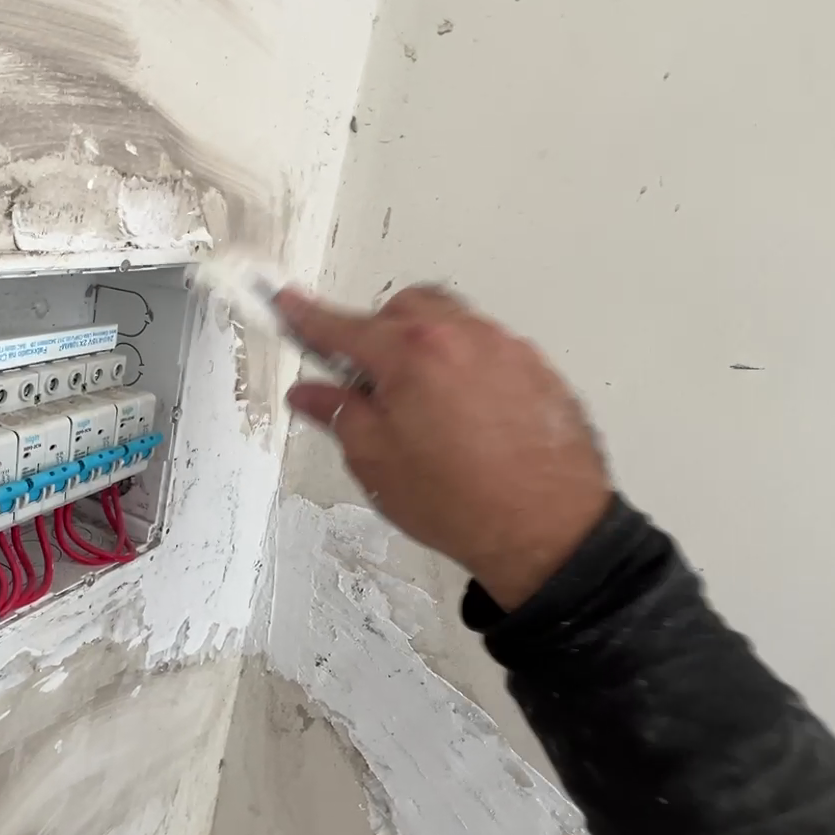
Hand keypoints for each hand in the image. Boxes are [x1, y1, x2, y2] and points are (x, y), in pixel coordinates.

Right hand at [280, 285, 612, 609]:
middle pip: (402, 308)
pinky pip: (484, 347)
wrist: (545, 530)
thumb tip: (311, 393)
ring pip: (447, 322)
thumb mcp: (373, 460)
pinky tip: (455, 415)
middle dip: (374, 331)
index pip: (343, 326)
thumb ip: (337, 413)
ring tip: (414, 404)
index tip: (288, 303)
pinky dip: (458, 365)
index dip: (307, 316)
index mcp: (413, 355)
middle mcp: (463, 338)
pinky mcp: (535, 369)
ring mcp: (505, 349)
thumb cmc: (462, 501)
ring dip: (419, 347)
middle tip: (362, 379)